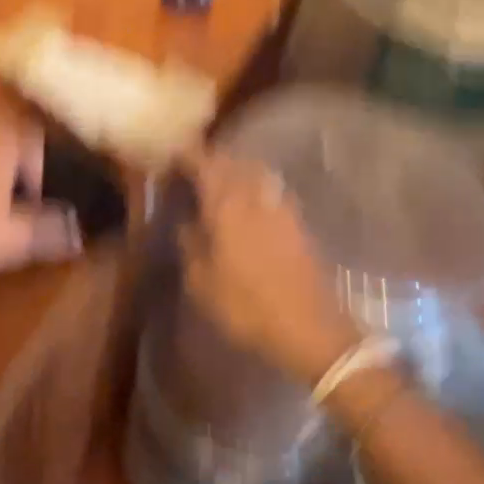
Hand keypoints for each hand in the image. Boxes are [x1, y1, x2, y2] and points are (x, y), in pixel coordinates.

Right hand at [182, 152, 361, 384]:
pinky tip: (247, 202)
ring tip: (219, 180)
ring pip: (256, 173)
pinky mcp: (298, 223)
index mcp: (227, 206)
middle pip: (233, 162)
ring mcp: (282, 208)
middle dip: (212, 159)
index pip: (205, 165)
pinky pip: (271, 190)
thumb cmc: (247, 307)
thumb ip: (190, 245)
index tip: (172, 154)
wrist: (310, 329)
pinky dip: (255, 187)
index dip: (188, 155)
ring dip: (236, 169)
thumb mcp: (202, 283)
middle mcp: (255, 197)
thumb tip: (185, 222)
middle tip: (192, 165)